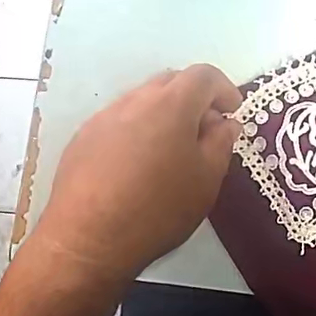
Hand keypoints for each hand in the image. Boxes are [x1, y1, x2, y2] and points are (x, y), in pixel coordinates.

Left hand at [32, 65, 241, 284]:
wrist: (88, 240)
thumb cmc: (158, 210)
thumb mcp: (206, 180)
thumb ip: (221, 142)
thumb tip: (224, 122)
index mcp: (171, 105)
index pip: (204, 75)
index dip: (224, 89)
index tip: (232, 113)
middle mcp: (135, 100)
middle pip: (171, 81)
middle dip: (195, 98)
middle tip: (206, 133)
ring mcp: (104, 117)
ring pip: (143, 100)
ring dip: (165, 114)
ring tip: (172, 152)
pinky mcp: (83, 137)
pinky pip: (120, 121)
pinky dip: (139, 130)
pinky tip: (139, 166)